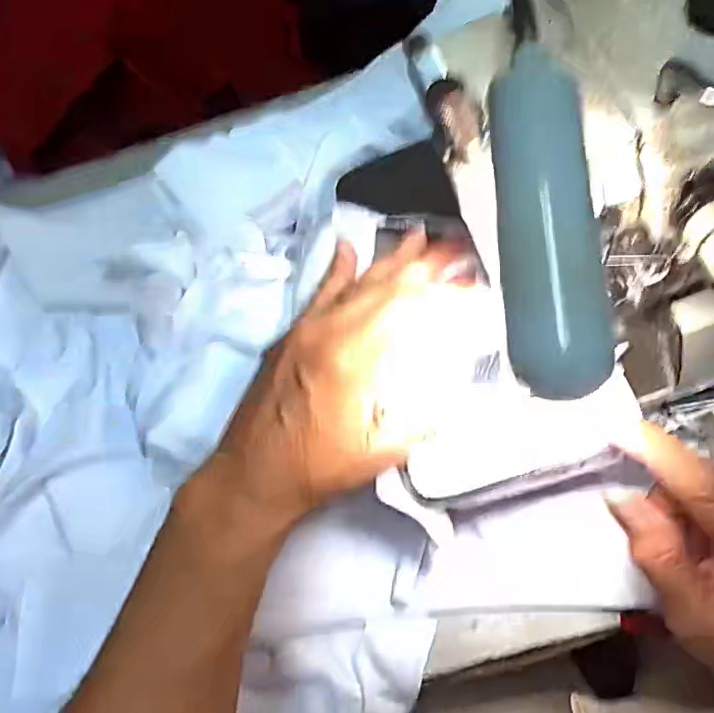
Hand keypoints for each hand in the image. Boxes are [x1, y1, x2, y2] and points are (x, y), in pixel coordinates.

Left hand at [204, 229, 471, 530]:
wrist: (250, 476)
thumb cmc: (318, 468)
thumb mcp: (380, 451)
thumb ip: (421, 419)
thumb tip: (457, 395)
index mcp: (352, 356)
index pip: (402, 302)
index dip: (436, 283)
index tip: (463, 268)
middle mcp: (328, 331)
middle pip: (382, 285)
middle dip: (421, 262)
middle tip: (450, 244)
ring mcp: (307, 328)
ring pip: (355, 284)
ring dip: (389, 260)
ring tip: (416, 236)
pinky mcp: (292, 334)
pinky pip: (321, 293)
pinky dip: (339, 270)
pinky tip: (349, 248)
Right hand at [610, 424, 713, 712]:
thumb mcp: (694, 621)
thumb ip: (659, 558)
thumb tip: (621, 497)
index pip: (708, 488)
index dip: (662, 455)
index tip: (619, 430)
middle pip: (699, 476)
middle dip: (665, 498)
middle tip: (662, 545)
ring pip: (707, 474)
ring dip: (683, 500)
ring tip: (693, 548)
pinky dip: (702, 500)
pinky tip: (712, 536)